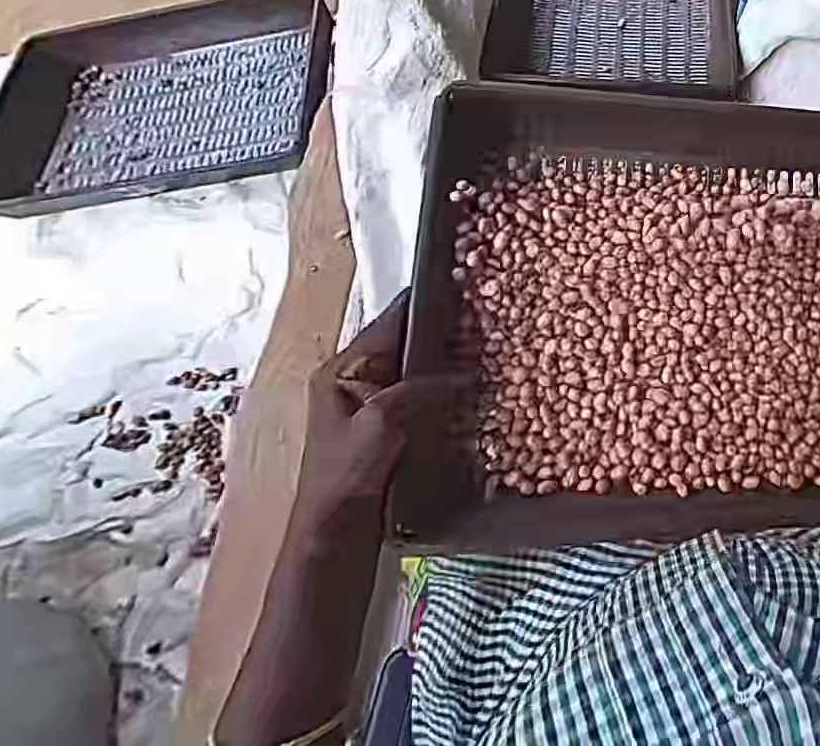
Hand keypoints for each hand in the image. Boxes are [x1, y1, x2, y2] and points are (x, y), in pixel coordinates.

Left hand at [290, 290, 466, 535]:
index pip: (388, 322)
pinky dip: (442, 385)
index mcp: (343, 370)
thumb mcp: (381, 423)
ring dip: (444, 359)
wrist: (335, 534)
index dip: (422, 302)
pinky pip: (420, 393)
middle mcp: (356, 380)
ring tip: (484, 344)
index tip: (458, 283)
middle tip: (483, 315)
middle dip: (440, 330)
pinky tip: (470, 384)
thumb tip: (463, 376)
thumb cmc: (346, 474)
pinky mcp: (388, 425)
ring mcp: (372, 403)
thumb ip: (419, 390)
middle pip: (404, 342)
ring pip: (415, 368)